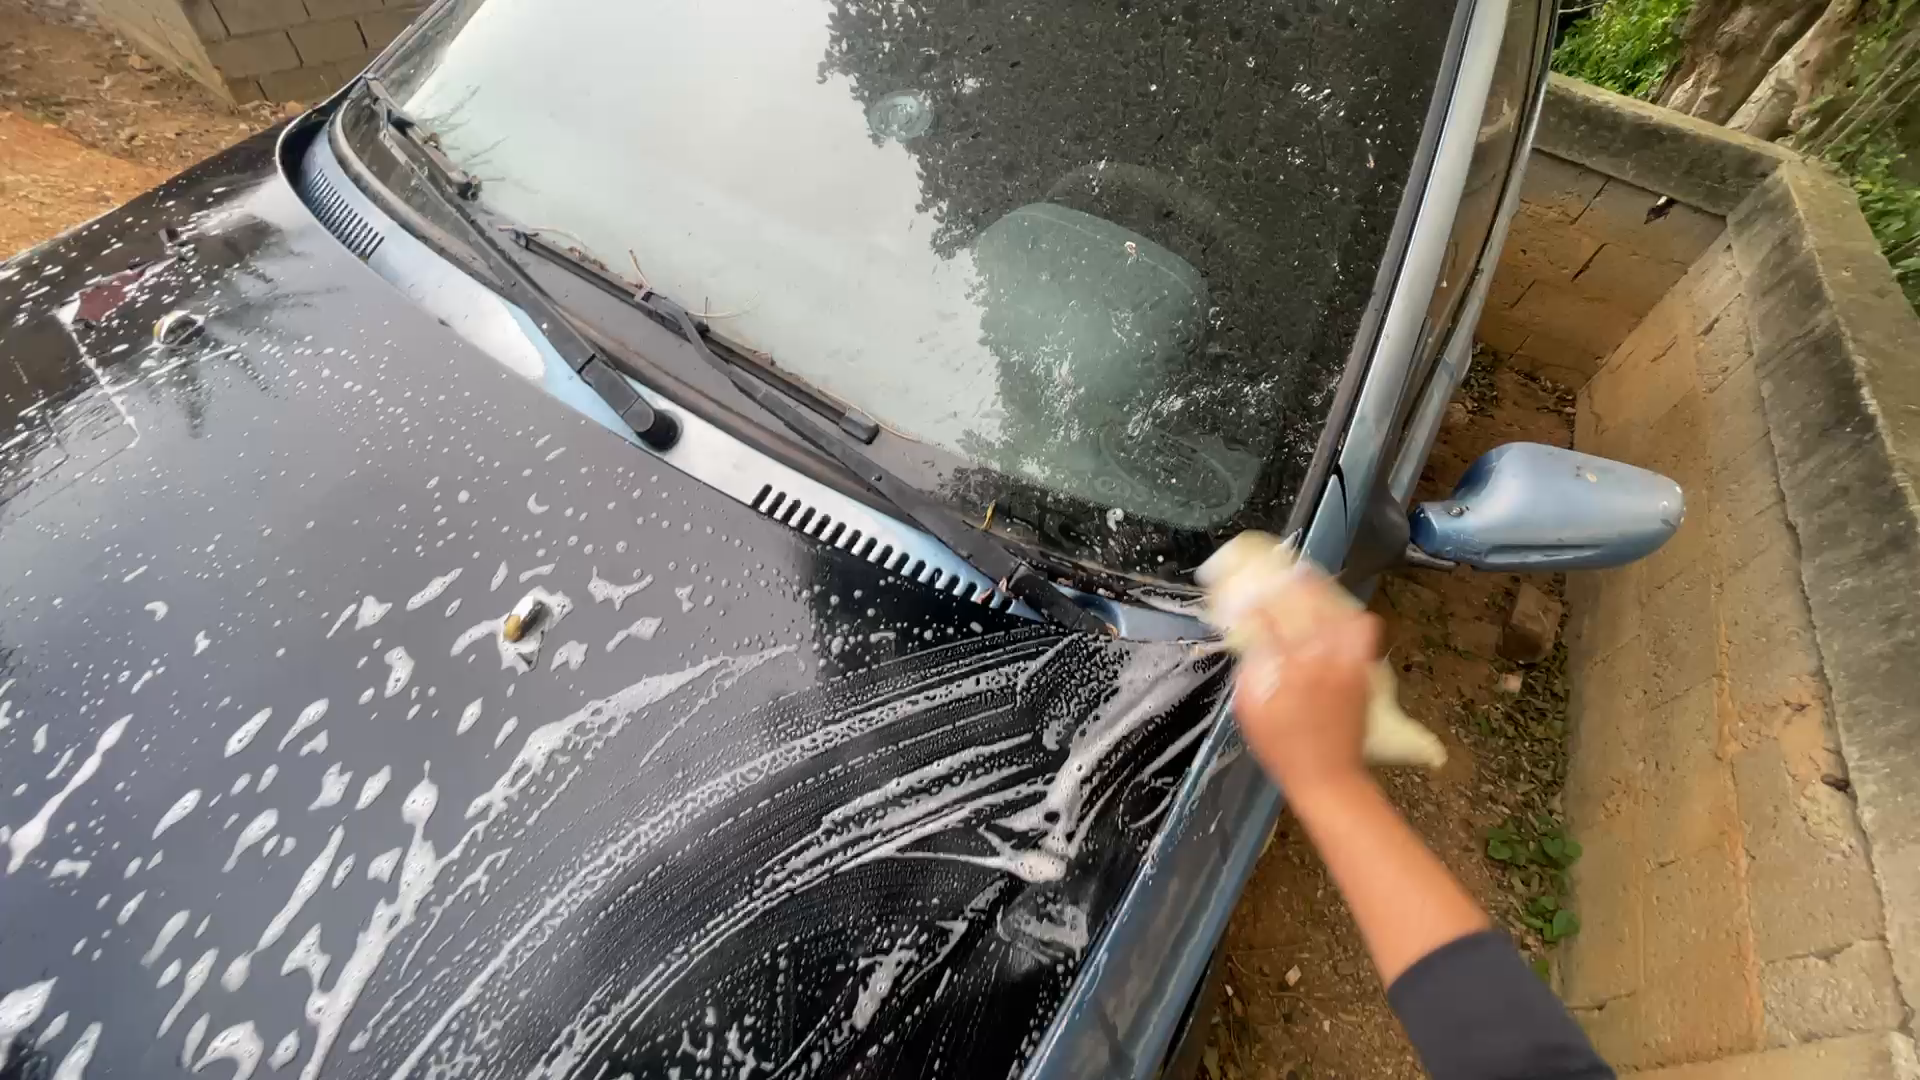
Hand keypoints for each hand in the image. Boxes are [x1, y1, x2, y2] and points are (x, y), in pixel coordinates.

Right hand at [1231, 572, 1380, 800]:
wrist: (1327, 776)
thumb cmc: (1280, 745)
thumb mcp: (1249, 707)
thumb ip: (1250, 667)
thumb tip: (1251, 638)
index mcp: (1289, 664)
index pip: (1268, 616)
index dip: (1254, 600)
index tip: (1243, 592)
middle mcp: (1322, 656)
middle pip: (1308, 602)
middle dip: (1290, 582)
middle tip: (1278, 572)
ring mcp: (1348, 662)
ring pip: (1340, 610)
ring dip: (1323, 593)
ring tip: (1307, 581)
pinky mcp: (1363, 671)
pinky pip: (1362, 630)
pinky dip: (1349, 616)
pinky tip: (1336, 612)